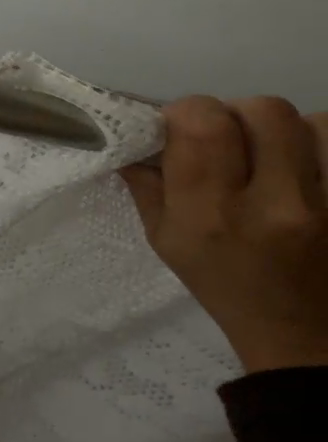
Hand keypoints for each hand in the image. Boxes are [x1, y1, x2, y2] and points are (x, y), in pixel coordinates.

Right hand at [122, 96, 327, 374]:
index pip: (203, 124)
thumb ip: (148, 183)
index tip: (178, 126)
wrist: (303, 330)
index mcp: (210, 212)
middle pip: (264, 111)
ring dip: (285, 129)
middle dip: (235, 113)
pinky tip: (303, 165)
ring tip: (272, 153)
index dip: (189, 111)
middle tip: (225, 136)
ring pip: (316, 122)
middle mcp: (277, 203)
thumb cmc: (220, 282)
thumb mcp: (164, 238)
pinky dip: (320, 145)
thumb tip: (131, 136)